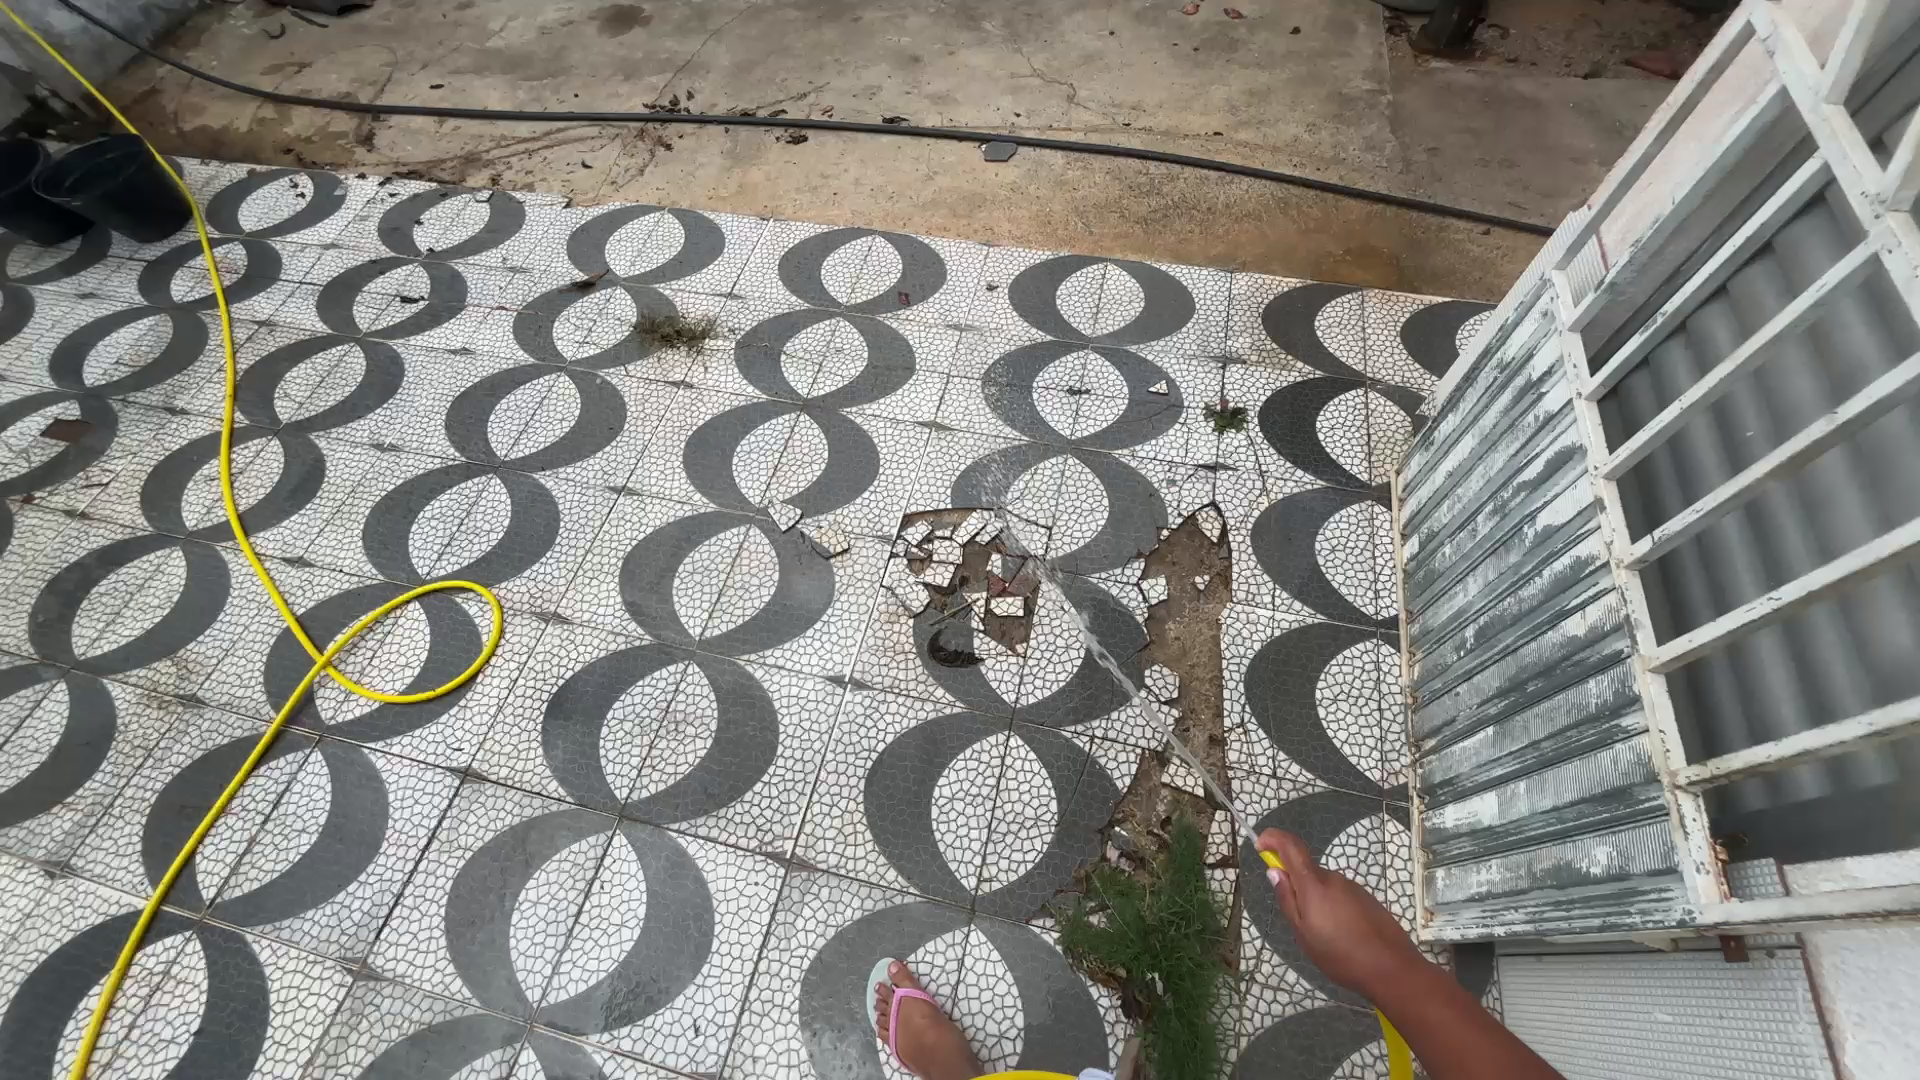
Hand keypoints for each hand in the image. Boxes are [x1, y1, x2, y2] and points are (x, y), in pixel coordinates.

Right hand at [1258, 829, 1428, 999]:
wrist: (1394, 971)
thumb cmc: (1341, 956)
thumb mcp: (1303, 933)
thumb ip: (1286, 899)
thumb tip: (1274, 871)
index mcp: (1314, 884)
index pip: (1290, 845)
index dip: (1272, 837)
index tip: (1260, 845)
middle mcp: (1333, 878)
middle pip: (1307, 870)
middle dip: (1297, 886)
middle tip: (1299, 920)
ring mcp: (1354, 888)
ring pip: (1324, 886)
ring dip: (1317, 900)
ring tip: (1326, 936)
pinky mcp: (1368, 900)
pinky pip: (1341, 896)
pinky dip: (1334, 908)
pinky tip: (1344, 936)